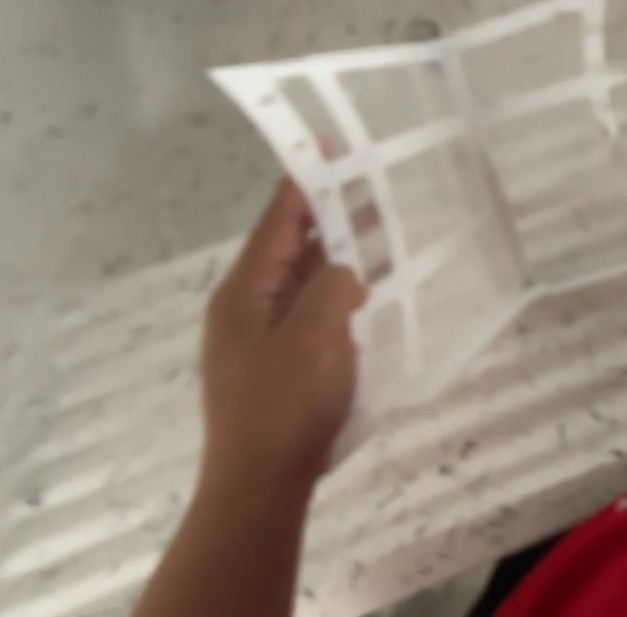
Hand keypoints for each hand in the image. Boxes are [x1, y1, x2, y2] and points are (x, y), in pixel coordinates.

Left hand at [200, 180, 366, 495]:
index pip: (278, 222)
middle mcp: (250, 305)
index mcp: (245, 292)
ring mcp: (266, 332)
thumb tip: (347, 272)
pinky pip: (317, 303)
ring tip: (382, 221)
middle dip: (330, 210)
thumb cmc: (286, 402)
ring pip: (307, 273)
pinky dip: (344, 284)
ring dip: (342, 248)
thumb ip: (334, 284)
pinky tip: (374, 280)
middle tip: (370, 180)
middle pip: (293, 243)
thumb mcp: (316, 333)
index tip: (329, 147)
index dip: (304, 182)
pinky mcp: (286, 355)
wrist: (263, 480)